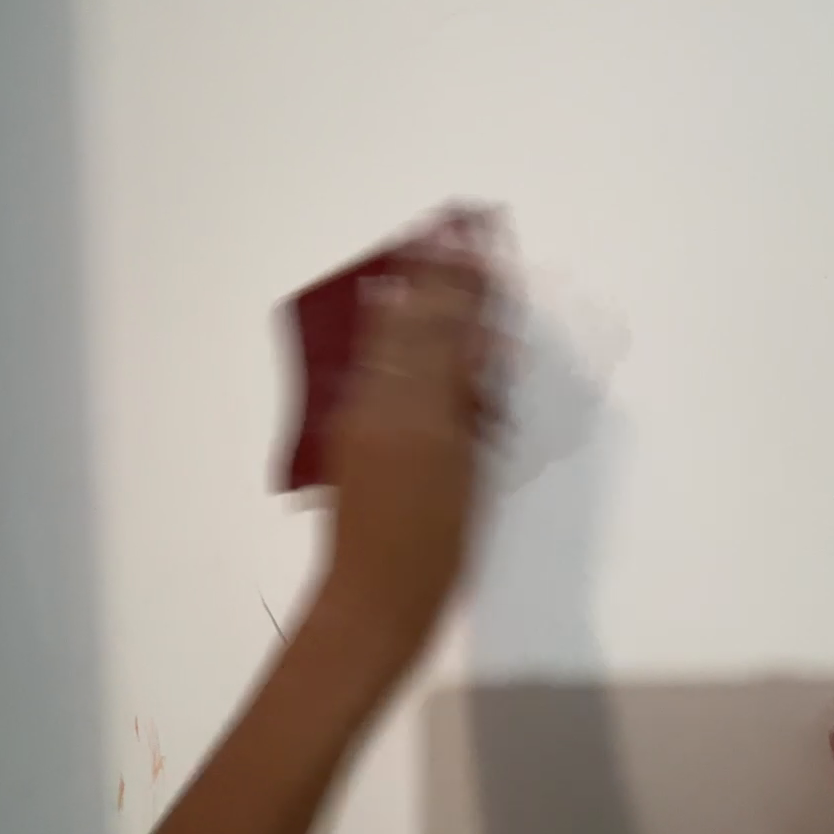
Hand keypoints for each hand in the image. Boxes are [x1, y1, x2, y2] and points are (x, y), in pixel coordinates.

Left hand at [310, 225, 496, 657]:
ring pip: (388, 346)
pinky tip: (389, 313)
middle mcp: (383, 405)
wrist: (372, 601)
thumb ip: (463, 406)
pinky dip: (387, 338)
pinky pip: (373, 373)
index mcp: (417, 415)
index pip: (444, 337)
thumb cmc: (431, 551)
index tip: (479, 251)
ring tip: (418, 253)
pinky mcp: (353, 440)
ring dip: (409, 298)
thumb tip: (475, 347)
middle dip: (434, 281)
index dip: (463, 293)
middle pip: (412, 330)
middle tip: (447, 233)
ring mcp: (363, 421)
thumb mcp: (462, 476)